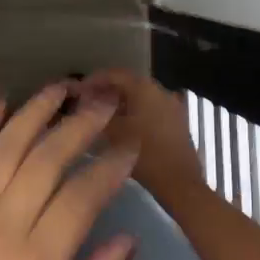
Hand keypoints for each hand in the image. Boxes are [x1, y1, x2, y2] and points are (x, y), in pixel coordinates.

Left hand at [0, 83, 139, 259]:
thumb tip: (127, 238)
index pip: (80, 199)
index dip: (108, 169)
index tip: (130, 146)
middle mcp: (2, 225)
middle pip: (45, 161)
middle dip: (79, 126)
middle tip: (105, 101)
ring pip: (5, 147)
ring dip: (34, 112)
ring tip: (61, 87)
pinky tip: (0, 102)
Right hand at [74, 70, 204, 203]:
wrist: (181, 185)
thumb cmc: (145, 155)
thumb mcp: (113, 132)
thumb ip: (96, 111)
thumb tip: (84, 99)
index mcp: (144, 87)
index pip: (113, 74)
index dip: (93, 80)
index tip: (78, 91)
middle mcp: (160, 90)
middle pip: (128, 83)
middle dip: (107, 91)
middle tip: (88, 102)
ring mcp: (172, 105)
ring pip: (140, 96)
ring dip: (122, 102)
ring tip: (103, 115)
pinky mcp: (177, 121)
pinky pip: (152, 108)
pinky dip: (136, 112)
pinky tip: (125, 126)